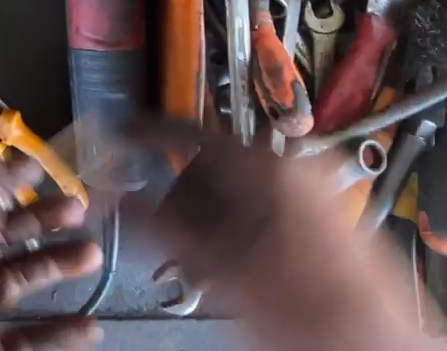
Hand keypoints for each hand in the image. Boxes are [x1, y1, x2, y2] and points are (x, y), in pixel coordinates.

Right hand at [130, 121, 440, 350]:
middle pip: (215, 165)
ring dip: (209, 220)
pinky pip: (268, 209)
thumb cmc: (309, 313)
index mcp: (269, 167)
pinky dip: (240, 230)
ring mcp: (316, 194)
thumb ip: (164, 225)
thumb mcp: (223, 267)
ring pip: (240, 191)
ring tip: (197, 264)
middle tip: (162, 234)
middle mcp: (294, 169)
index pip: (191, 132)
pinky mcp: (329, 221)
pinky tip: (229, 268)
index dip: (150, 135)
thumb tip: (117, 200)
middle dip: (183, 199)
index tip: (124, 137)